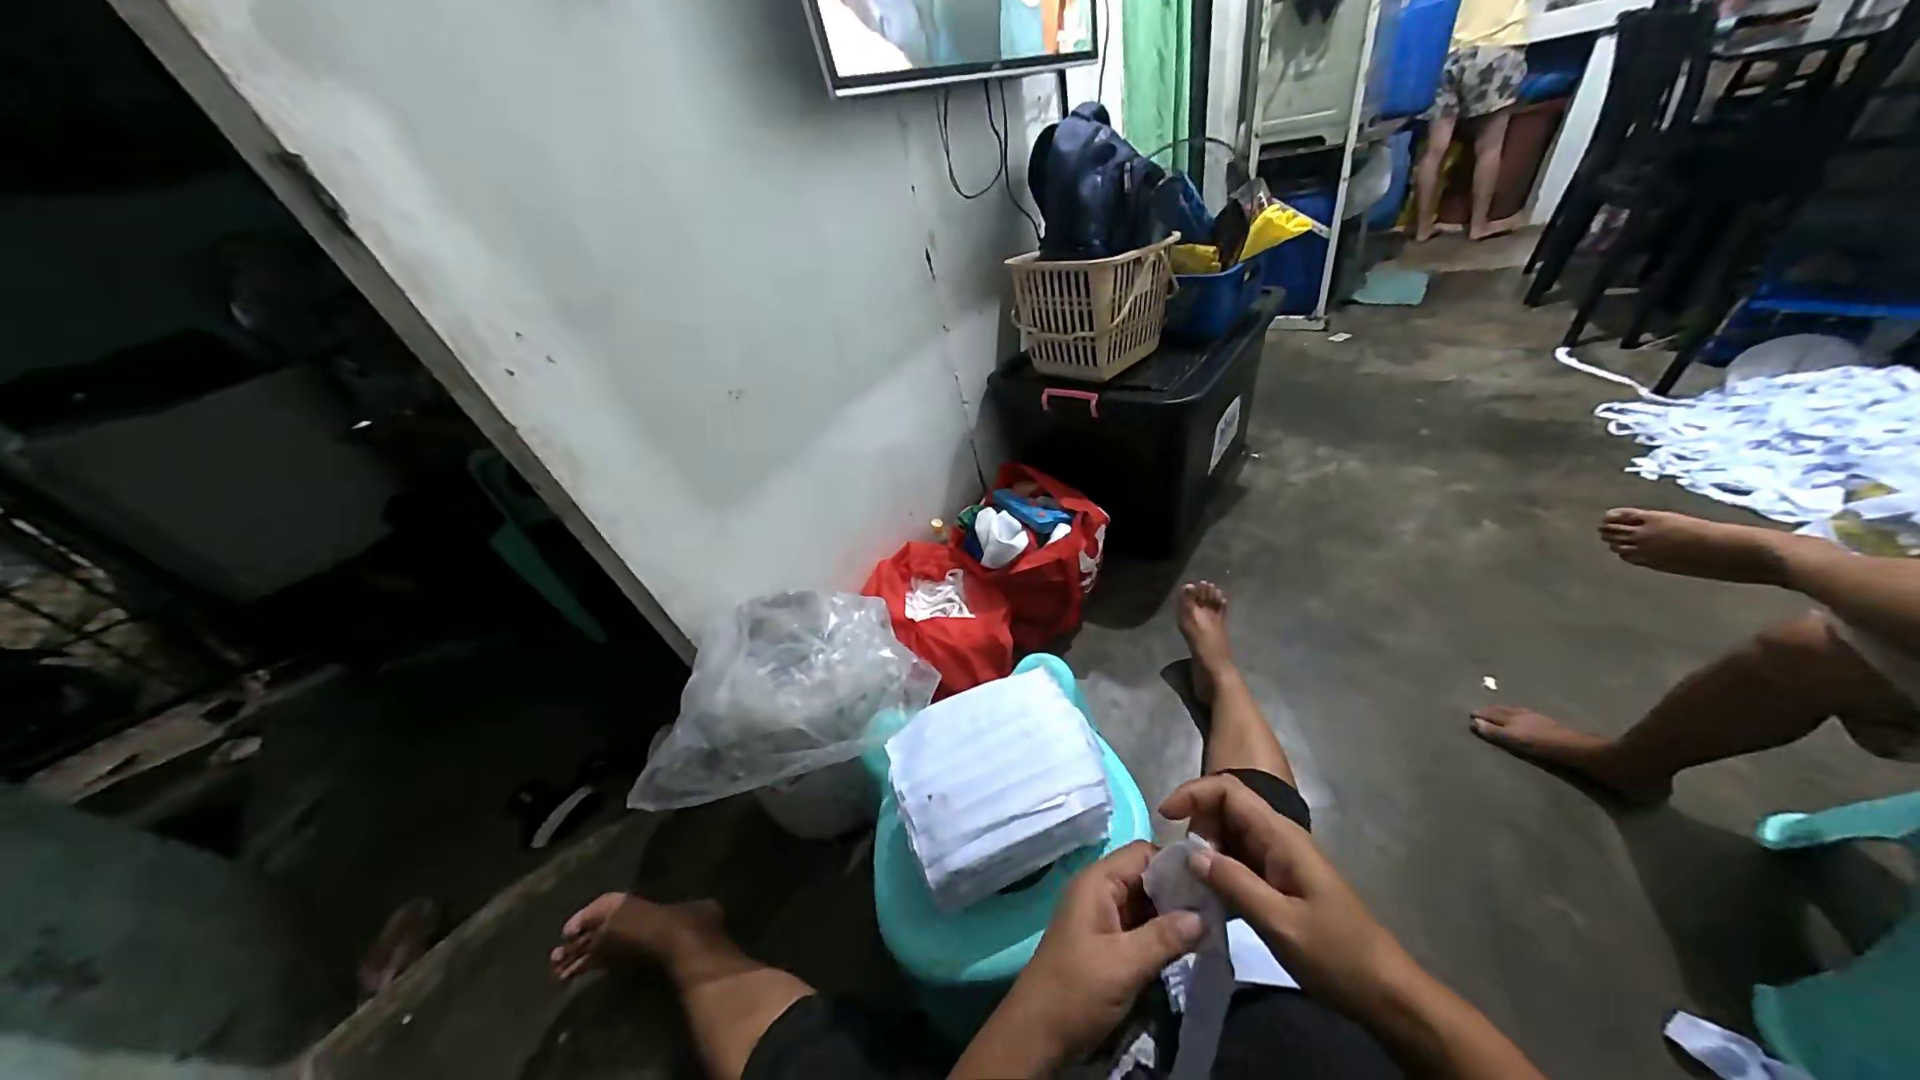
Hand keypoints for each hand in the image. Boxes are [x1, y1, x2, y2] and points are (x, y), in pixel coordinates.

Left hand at [953, 841, 1204, 1077]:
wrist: (1038, 1032)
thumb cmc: (1076, 990)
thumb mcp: (1124, 964)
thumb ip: (1165, 937)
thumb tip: (1204, 914)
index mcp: (1097, 881)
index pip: (1143, 853)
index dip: (1176, 863)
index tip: (1212, 882)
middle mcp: (1100, 890)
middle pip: (1147, 875)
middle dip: (1180, 890)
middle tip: (1218, 909)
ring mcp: (1103, 915)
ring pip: (1146, 901)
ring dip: (1174, 914)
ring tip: (1213, 926)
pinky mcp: (1108, 940)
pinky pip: (1141, 924)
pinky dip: (1163, 931)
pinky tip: (1190, 944)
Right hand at [1159, 775, 1414, 1018]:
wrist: (1384, 990)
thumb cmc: (1336, 955)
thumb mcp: (1280, 923)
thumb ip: (1233, 883)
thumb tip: (1191, 853)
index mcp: (1281, 836)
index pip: (1229, 791)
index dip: (1194, 794)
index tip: (1165, 817)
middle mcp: (1278, 837)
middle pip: (1225, 808)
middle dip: (1197, 827)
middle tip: (1183, 867)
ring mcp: (1279, 857)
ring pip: (1229, 834)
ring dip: (1205, 850)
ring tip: (1193, 884)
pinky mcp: (1278, 878)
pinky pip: (1238, 858)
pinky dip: (1217, 869)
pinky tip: (1210, 896)